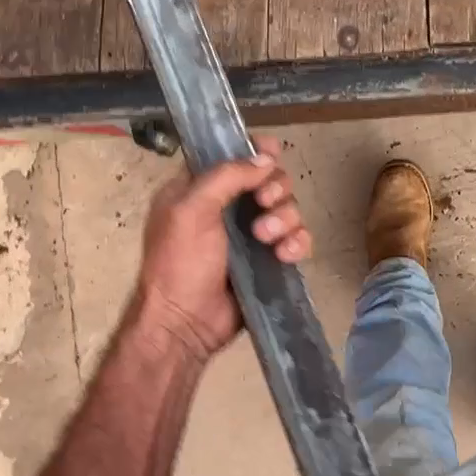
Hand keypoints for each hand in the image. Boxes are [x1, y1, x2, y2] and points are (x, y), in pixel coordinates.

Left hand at [135, 137, 312, 360]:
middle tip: (264, 203)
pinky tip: (285, 255)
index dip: (255, 151)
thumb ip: (226, 177)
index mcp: (199, 189)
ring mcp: (250, 234)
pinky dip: (297, 242)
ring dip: (285, 219)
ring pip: (288, 208)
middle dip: (275, 189)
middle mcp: (227, 206)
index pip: (233, 155)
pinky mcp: (269, 258)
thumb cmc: (178, 264)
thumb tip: (267, 158)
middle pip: (270, 179)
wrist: (186, 324)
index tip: (272, 153)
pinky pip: (297, 238)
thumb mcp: (190, 211)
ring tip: (268, 239)